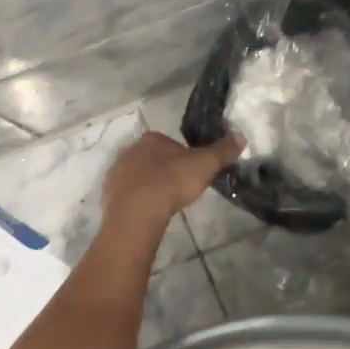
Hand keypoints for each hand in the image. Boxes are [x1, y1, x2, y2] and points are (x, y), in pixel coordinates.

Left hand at [103, 131, 243, 228]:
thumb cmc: (172, 182)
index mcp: (153, 139)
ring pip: (138, 176)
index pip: (171, 144)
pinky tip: (148, 212)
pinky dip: (137, 200)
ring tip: (165, 203)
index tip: (193, 174)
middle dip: (165, 171)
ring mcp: (116, 172)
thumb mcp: (205, 165)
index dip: (184, 158)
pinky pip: (127, 194)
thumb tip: (241, 136)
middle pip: (153, 159)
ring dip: (150, 185)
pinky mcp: (108, 193)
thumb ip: (222, 151)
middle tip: (180, 190)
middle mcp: (131, 150)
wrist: (138, 210)